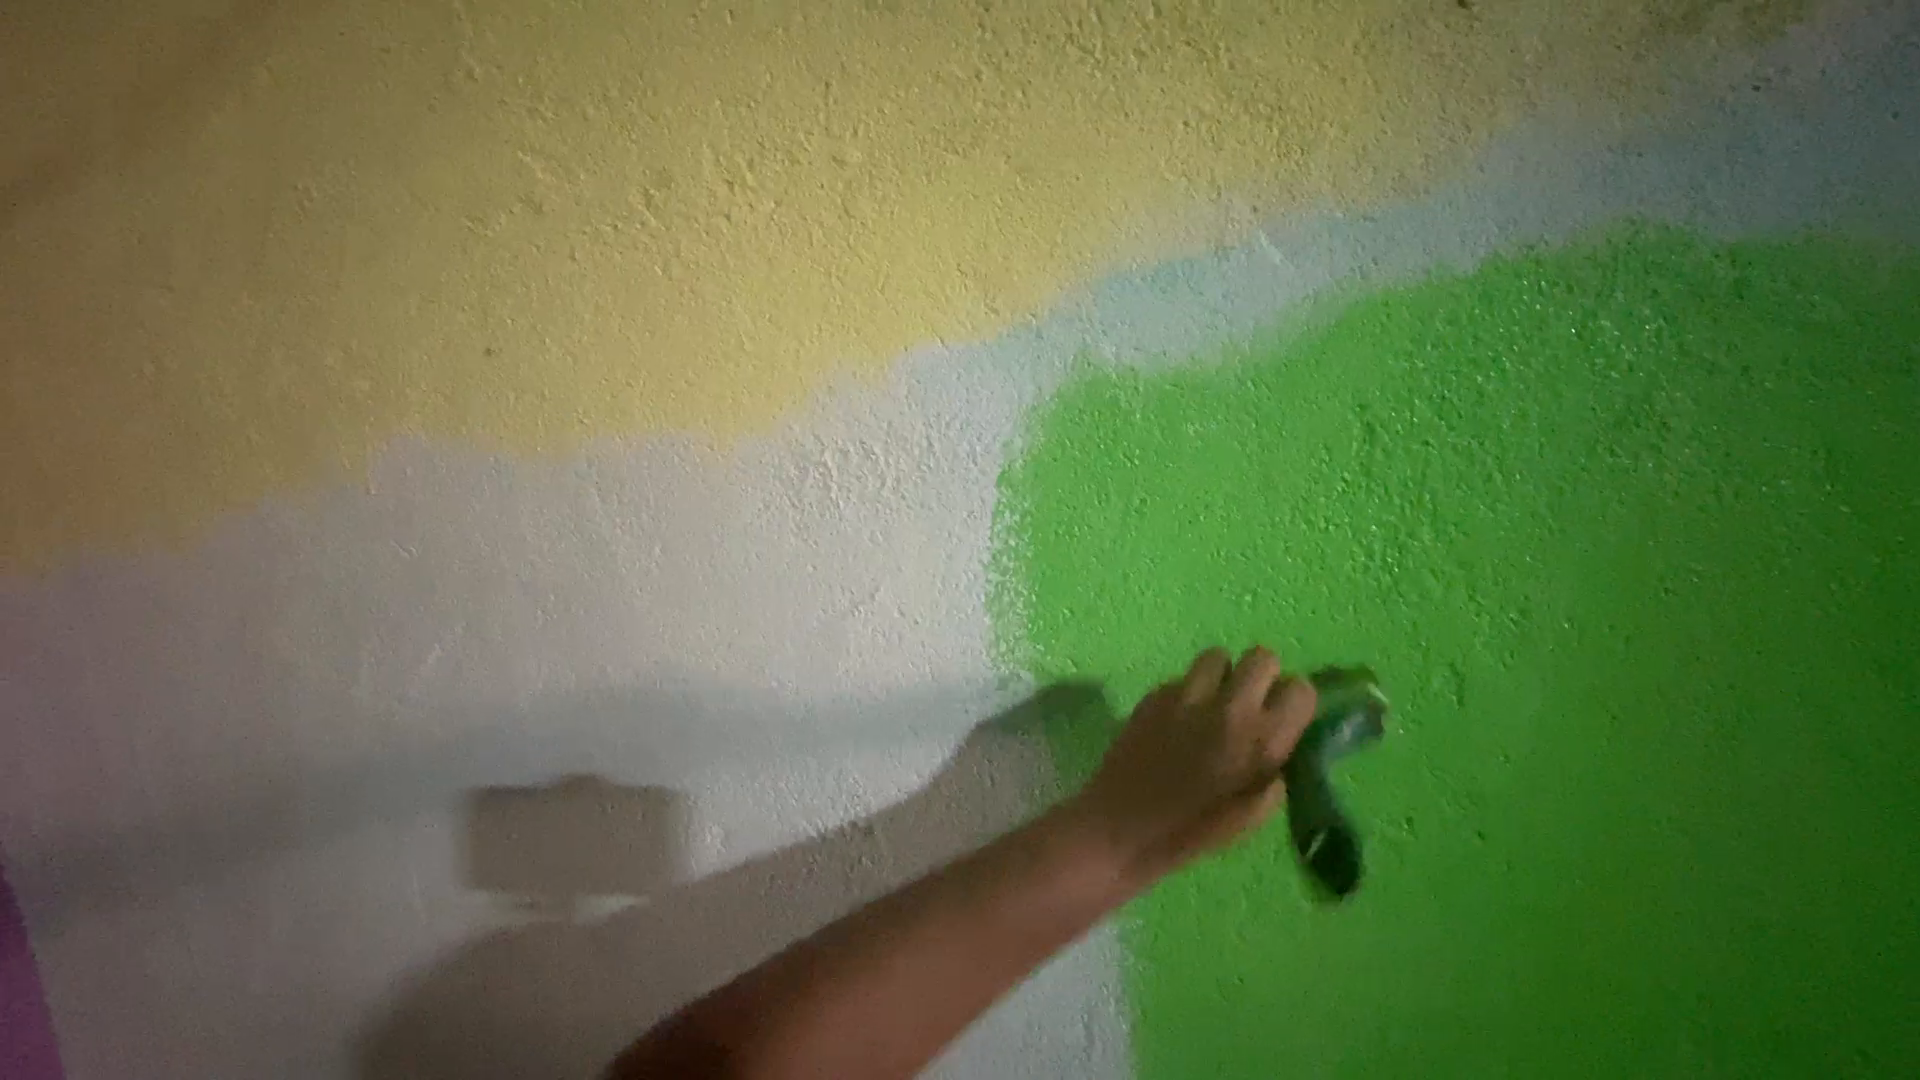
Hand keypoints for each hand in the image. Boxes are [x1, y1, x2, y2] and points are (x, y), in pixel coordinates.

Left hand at [1062, 645, 1317, 886]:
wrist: (1123, 826)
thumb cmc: (1192, 832)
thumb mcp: (1252, 814)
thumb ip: (1273, 770)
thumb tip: (1279, 742)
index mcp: (1263, 741)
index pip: (1300, 688)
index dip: (1292, 699)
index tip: (1282, 714)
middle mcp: (1230, 708)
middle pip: (1261, 656)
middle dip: (1260, 675)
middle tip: (1248, 702)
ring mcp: (1188, 696)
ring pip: (1217, 656)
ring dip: (1220, 676)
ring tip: (1210, 704)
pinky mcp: (1154, 694)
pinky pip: (1181, 677)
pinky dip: (1185, 692)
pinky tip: (1175, 719)